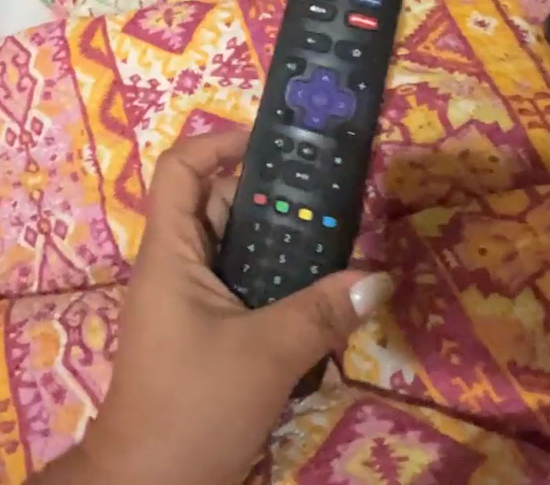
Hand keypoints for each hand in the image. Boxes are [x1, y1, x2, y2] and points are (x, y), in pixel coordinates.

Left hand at [36, 131, 392, 484]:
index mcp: (170, 250)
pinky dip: (276, 279)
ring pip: (234, 247)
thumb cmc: (192, 406)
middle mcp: (176, 263)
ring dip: (279, 241)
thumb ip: (321, 312)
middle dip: (269, 193)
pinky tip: (320, 291)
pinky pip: (241, 285)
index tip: (273, 145)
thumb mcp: (264, 354)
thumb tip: (379, 275)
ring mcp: (189, 298)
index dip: (219, 143)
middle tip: (329, 193)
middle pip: (216, 203)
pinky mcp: (204, 330)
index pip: (181, 169)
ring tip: (336, 235)